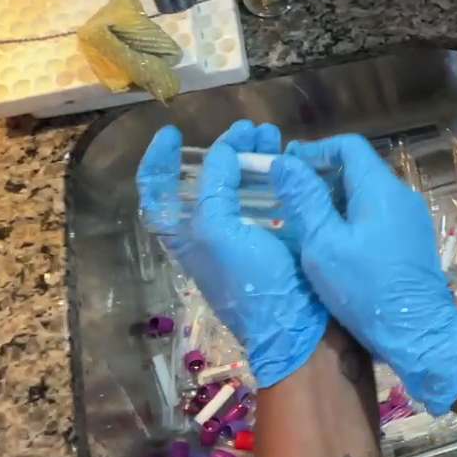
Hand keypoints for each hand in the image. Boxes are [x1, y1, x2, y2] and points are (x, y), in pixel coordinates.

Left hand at [136, 121, 329, 388]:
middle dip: (225, 150)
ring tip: (274, 137)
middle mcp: (210, 233)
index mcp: (186, 235)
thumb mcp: (218, 232)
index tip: (176, 133)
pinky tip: (292, 164)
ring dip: (254, 158)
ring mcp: (243, 237)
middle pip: (207, 181)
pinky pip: (269, 201)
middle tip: (250, 130)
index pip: (158, 191)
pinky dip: (275, 178)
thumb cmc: (253, 284)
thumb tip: (223, 154)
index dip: (160, 161)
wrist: (297, 326)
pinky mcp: (274, 241)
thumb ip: (214, 189)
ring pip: (241, 187)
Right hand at [272, 134, 456, 414]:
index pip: (348, 146)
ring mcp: (410, 217)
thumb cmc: (366, 288)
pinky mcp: (412, 238)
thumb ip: (304, 200)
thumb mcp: (324, 244)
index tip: (286, 166)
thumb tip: (283, 163)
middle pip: (358, 167)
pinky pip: (377, 213)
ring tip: (301, 217)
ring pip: (366, 192)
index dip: (315, 150)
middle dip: (321, 174)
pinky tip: (329, 238)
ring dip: (333, 198)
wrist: (418, 331)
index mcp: (380, 188)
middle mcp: (400, 195)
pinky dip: (350, 216)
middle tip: (287, 194)